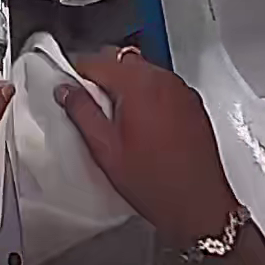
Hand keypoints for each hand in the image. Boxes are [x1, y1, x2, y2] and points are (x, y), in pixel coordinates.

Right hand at [58, 49, 240, 246]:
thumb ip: (82, 112)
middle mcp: (162, 79)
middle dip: (102, 74)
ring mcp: (180, 88)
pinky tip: (143, 122)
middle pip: (121, 59)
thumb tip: (66, 90)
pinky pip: (162, 83)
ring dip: (125, 82)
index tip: (71, 88)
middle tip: (91, 103)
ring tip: (117, 116)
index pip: (97, 61)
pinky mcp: (191, 101)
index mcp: (138, 84)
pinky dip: (148, 91)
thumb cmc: (155, 181)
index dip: (78, 73)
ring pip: (142, 68)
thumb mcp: (105, 148)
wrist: (198, 205)